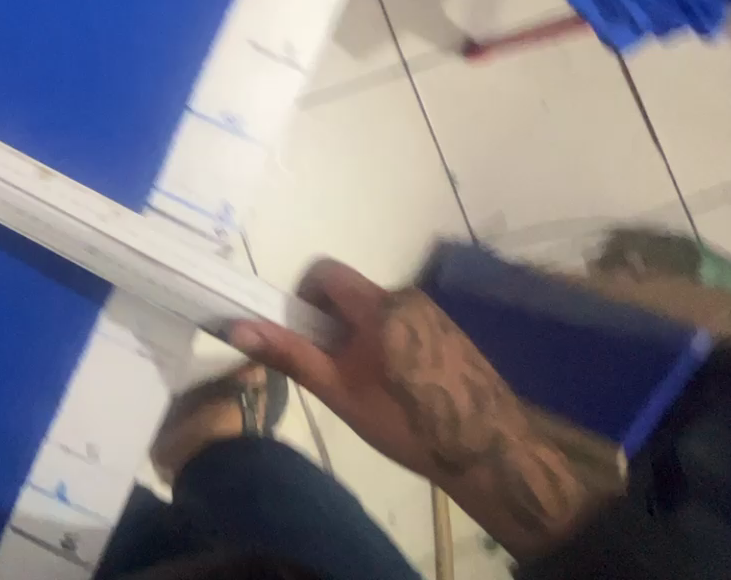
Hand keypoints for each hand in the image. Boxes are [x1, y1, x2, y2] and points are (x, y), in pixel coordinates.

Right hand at [229, 260, 596, 559]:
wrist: (495, 458)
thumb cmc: (406, 422)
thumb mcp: (339, 391)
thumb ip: (288, 353)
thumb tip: (235, 328)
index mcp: (377, 304)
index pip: (325, 270)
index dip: (305, 294)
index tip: (308, 334)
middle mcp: (407, 298)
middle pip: (351, 292)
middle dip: (333, 321)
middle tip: (336, 367)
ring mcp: (436, 317)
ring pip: (378, 310)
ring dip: (361, 333)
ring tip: (370, 383)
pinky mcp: (454, 337)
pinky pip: (406, 324)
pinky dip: (390, 343)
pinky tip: (402, 389)